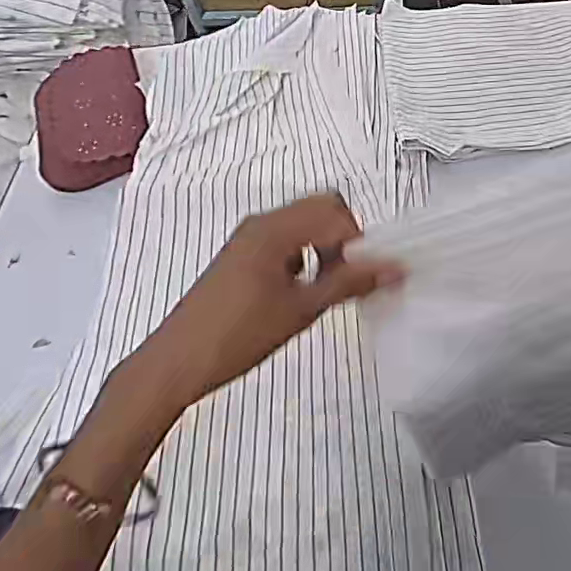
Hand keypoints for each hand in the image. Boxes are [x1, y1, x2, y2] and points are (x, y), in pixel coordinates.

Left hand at [130, 194, 403, 411]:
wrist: (176, 362)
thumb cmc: (238, 335)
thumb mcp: (301, 309)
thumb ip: (350, 283)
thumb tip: (394, 268)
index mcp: (276, 228)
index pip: (335, 211)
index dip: (358, 241)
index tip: (364, 276)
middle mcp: (262, 222)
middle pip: (321, 207)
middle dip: (345, 237)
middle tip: (349, 277)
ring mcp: (249, 236)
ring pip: (304, 222)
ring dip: (326, 244)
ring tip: (327, 287)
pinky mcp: (243, 253)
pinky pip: (286, 237)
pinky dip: (305, 253)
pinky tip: (301, 289)